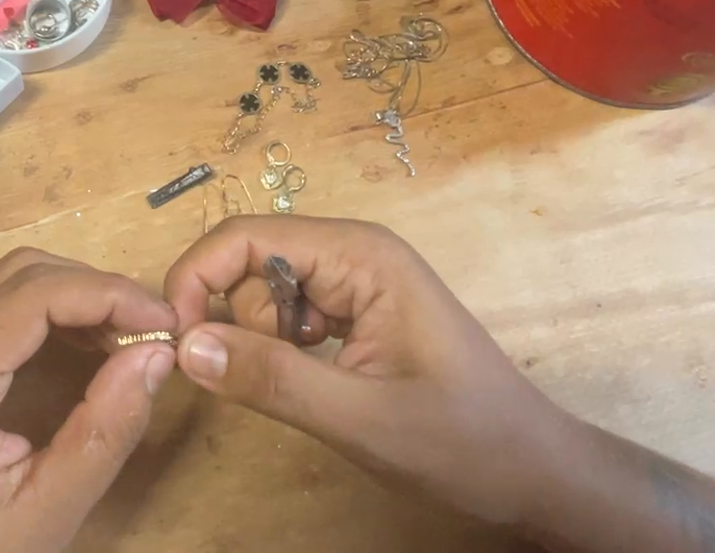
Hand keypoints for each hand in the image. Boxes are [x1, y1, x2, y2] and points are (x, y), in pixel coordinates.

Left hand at [0, 248, 178, 552]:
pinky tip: (77, 341)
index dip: (106, 293)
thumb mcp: (44, 517)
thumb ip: (104, 432)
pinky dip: (39, 310)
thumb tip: (157, 353)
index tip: (163, 320)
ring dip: (67, 293)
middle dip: (91, 288)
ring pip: (0, 281)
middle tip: (147, 327)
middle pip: (16, 273)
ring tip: (121, 334)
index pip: (33, 294)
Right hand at [164, 216, 572, 526]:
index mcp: (357, 253)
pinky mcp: (351, 306)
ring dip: (262, 338)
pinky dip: (281, 346)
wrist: (537, 477)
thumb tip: (184, 346)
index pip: (245, 237)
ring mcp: (351, 277)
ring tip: (312, 384)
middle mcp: (349, 250)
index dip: (199, 276)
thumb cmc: (464, 442)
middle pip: (249, 261)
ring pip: (262, 290)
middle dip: (236, 317)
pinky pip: (286, 313)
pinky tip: (319, 378)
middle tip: (257, 376)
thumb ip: (271, 379)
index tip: (177, 338)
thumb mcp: (362, 419)